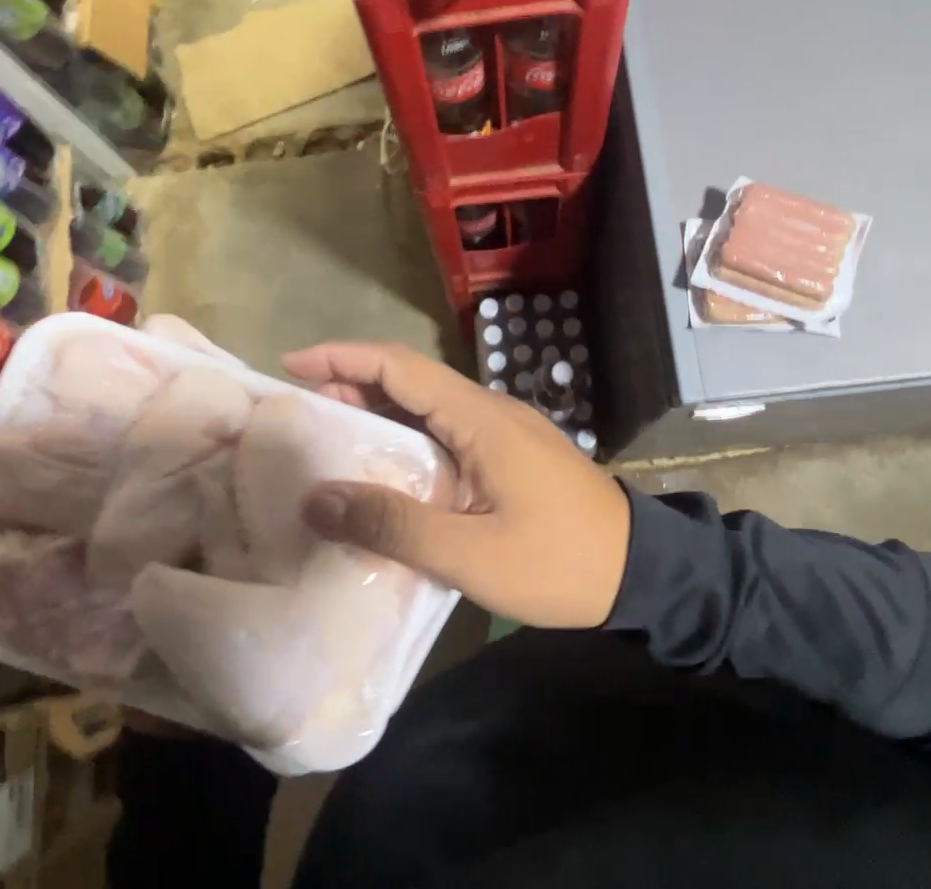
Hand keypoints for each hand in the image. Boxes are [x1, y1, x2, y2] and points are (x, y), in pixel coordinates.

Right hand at [282, 342, 630, 628]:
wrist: (639, 572)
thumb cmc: (558, 562)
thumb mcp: (471, 554)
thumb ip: (393, 524)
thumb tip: (315, 499)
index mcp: (480, 419)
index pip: (400, 367)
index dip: (342, 358)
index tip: (291, 366)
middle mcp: (490, 412)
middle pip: (410, 382)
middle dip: (350, 388)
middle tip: (300, 417)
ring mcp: (503, 434)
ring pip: (428, 409)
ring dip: (378, 417)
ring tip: (329, 444)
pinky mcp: (510, 458)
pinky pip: (447, 436)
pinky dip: (406, 443)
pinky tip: (384, 475)